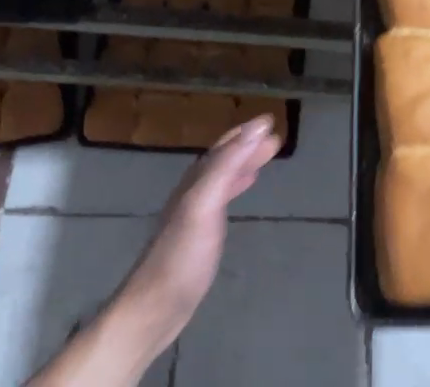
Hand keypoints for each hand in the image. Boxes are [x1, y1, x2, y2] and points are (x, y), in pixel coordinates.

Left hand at [28, 115, 281, 386]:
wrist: (155, 307)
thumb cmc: (182, 256)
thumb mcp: (205, 204)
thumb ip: (227, 165)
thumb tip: (254, 129)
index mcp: (195, 182)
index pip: (223, 148)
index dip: (246, 133)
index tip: (270, 121)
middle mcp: (192, 193)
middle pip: (222, 160)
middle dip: (246, 146)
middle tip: (275, 139)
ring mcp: (193, 216)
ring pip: (221, 178)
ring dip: (242, 165)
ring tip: (262, 160)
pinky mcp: (197, 237)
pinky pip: (220, 199)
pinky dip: (234, 188)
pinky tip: (239, 194)